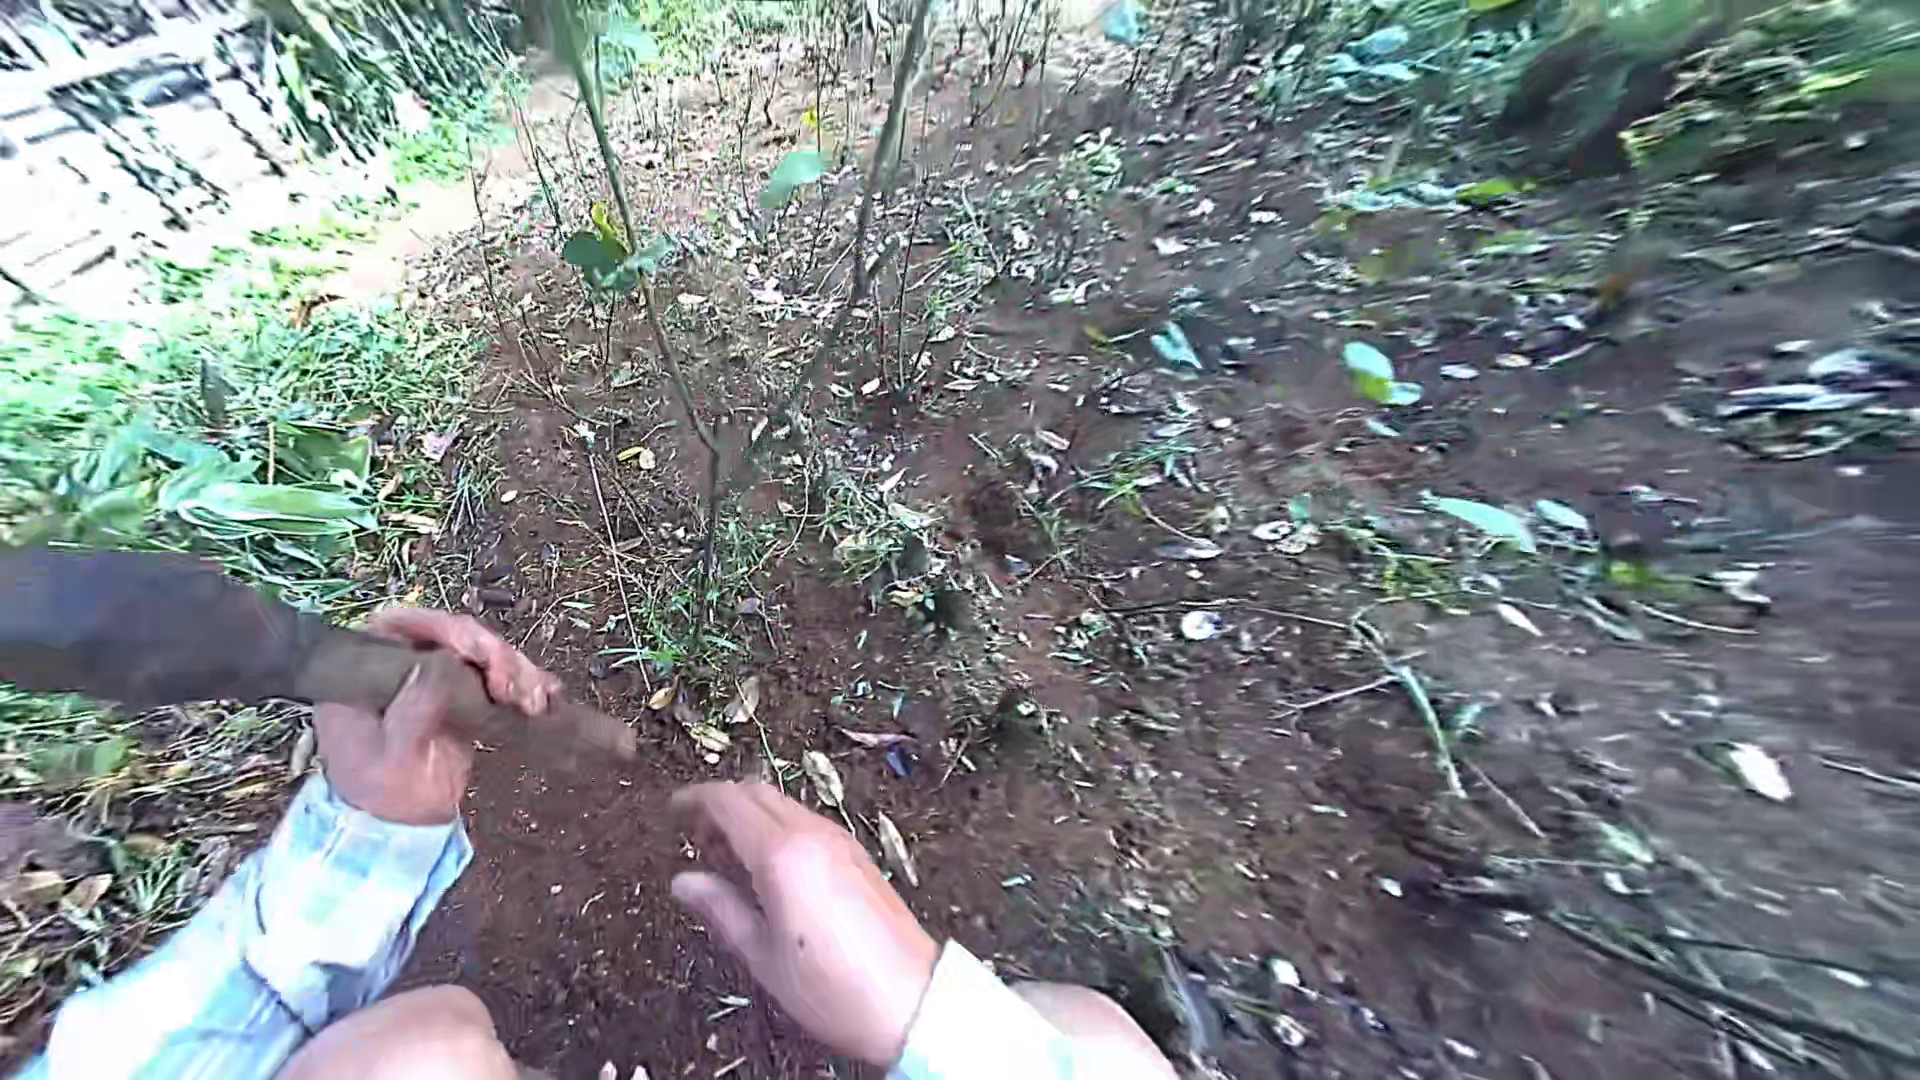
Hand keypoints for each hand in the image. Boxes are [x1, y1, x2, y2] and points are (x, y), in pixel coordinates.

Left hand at [315, 608, 557, 824]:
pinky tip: (544, 698)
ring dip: (519, 670)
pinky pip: (508, 673)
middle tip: (511, 683)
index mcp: (366, 677)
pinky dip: (530, 681)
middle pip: (456, 634)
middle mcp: (406, 669)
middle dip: (494, 653)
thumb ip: (412, 709)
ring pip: (489, 652)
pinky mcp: (473, 693)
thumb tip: (439, 661)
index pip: (398, 625)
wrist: (408, 825)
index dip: (439, 625)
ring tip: (531, 700)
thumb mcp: (392, 756)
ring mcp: (442, 679)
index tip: (474, 649)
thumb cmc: (386, 795)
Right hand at [670, 782, 938, 1066]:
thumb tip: (682, 880)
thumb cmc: (825, 984)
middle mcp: (810, 830)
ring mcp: (836, 834)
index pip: (731, 802)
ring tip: (725, 854)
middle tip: (694, 836)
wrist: (905, 990)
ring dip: (749, 812)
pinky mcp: (851, 845)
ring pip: (781, 802)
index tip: (671, 809)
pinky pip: (803, 817)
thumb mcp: (762, 955)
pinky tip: (765, 861)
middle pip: (757, 791)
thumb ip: (720, 909)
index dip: (697, 798)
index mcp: (782, 853)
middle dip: (721, 802)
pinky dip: (775, 823)